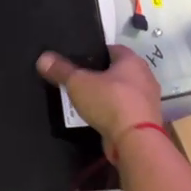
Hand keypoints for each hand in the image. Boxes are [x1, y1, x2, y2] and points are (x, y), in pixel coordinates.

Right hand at [36, 46, 162, 144]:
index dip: (96, 53)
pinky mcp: (145, 121)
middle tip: (79, 81)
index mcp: (132, 61)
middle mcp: (144, 76)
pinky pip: (125, 111)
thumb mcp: (78, 83)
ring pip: (123, 92)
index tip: (79, 61)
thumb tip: (43, 57)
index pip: (112, 49)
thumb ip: (61, 70)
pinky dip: (113, 113)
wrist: (135, 140)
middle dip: (101, 76)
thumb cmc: (109, 102)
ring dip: (108, 96)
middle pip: (118, 71)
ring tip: (85, 101)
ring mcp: (148, 100)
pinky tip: (97, 118)